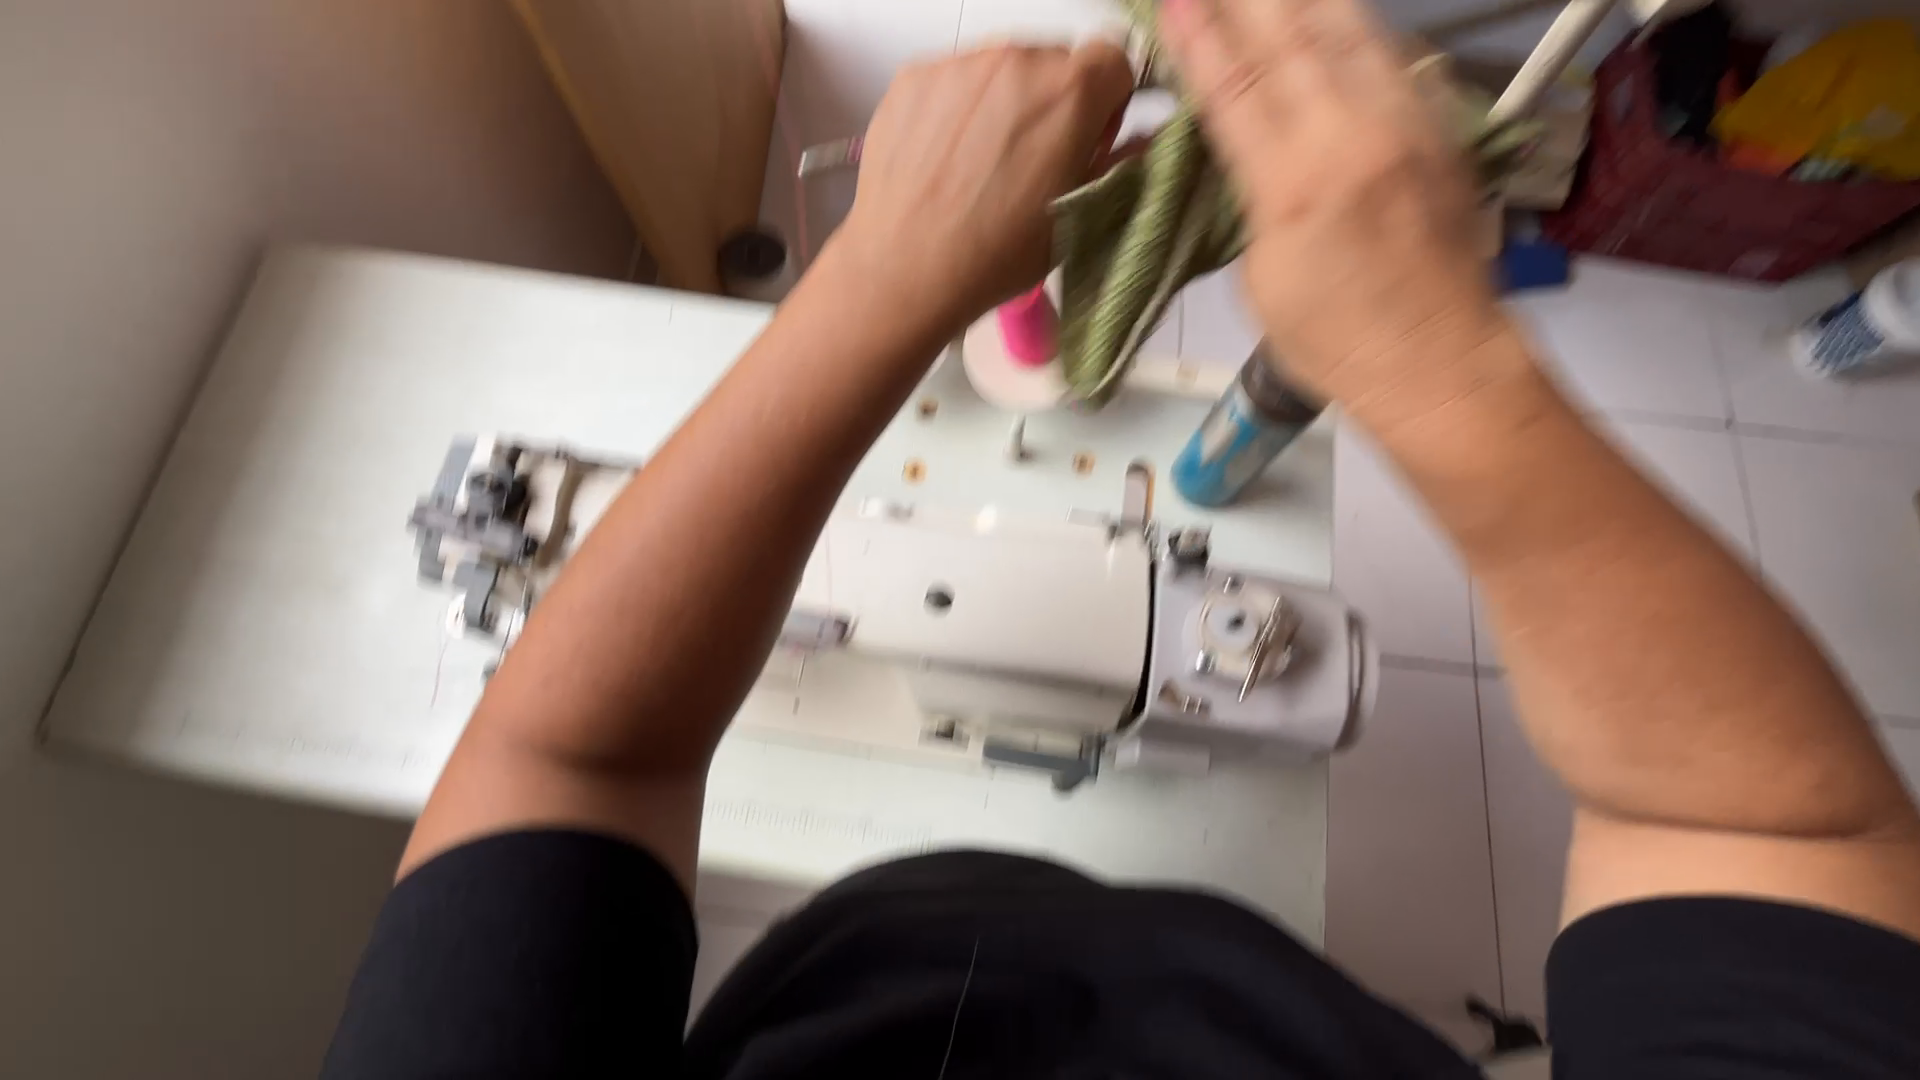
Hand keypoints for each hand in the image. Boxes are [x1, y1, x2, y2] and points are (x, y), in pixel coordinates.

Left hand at [831, 43, 1135, 337]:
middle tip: (1031, 165)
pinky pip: (953, 81)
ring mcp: (959, 65)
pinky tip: (947, 163)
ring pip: (1001, 70)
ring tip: (982, 169)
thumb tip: (1139, 142)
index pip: (1114, 61)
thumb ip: (1117, 169)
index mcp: (1070, 92)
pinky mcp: (914, 78)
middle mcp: (1016, 60)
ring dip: (1004, 105)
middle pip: (1055, 63)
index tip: (1087, 142)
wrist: (906, 271)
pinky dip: (957, 111)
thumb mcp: (1076, 223)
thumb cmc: (993, 257)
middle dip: (1054, 105)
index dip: (1107, 105)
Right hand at [1160, 0, 1514, 411]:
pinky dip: (1357, 28)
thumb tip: (1250, 162)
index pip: (1237, 91)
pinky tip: (1337, 18)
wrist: (1435, 358)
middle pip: (1295, 40)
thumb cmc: (1334, 341)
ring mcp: (1408, 126)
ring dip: (1304, 0)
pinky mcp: (1441, 132)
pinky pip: (1394, 58)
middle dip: (1249, 0)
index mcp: (1295, 185)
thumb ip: (1250, 205)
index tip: (1175, 4)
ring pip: (1353, 32)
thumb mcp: (1260, 280)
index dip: (1201, 42)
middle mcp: (1355, 137)